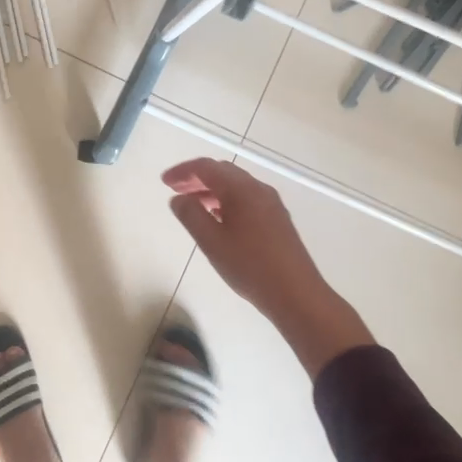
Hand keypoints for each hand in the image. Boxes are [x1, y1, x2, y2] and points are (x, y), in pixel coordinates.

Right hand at [163, 158, 373, 373]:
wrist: (297, 294)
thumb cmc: (250, 267)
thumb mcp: (212, 242)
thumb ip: (191, 215)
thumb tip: (179, 198)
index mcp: (241, 189)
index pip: (206, 167)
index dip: (183, 171)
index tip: (164, 181)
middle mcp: (259, 189)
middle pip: (223, 172)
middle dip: (196, 178)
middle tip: (175, 190)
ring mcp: (271, 204)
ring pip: (236, 186)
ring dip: (211, 190)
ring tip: (192, 206)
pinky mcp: (278, 219)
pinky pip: (247, 199)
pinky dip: (227, 201)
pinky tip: (219, 219)